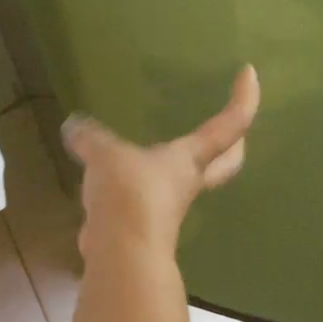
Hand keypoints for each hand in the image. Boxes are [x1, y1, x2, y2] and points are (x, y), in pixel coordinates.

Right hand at [62, 65, 260, 258]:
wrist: (121, 250)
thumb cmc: (129, 193)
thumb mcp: (105, 156)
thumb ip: (91, 139)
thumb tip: (72, 124)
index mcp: (190, 158)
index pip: (230, 124)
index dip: (245, 98)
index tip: (249, 71)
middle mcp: (185, 182)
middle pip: (225, 162)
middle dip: (234, 145)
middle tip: (229, 129)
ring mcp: (164, 208)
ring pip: (184, 183)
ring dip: (181, 169)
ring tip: (157, 155)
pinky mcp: (140, 226)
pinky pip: (145, 202)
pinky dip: (136, 191)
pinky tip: (116, 187)